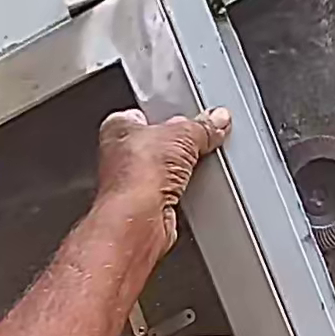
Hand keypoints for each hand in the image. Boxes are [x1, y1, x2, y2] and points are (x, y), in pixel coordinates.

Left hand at [95, 108, 231, 252]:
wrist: (138, 220)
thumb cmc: (136, 176)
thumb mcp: (181, 135)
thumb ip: (200, 127)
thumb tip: (217, 120)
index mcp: (118, 128)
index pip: (148, 115)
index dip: (172, 117)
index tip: (194, 121)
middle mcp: (121, 157)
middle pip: (162, 146)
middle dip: (182, 149)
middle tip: (197, 148)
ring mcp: (135, 186)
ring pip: (170, 174)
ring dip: (184, 176)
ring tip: (191, 174)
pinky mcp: (150, 209)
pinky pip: (175, 197)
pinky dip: (184, 197)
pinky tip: (187, 195)